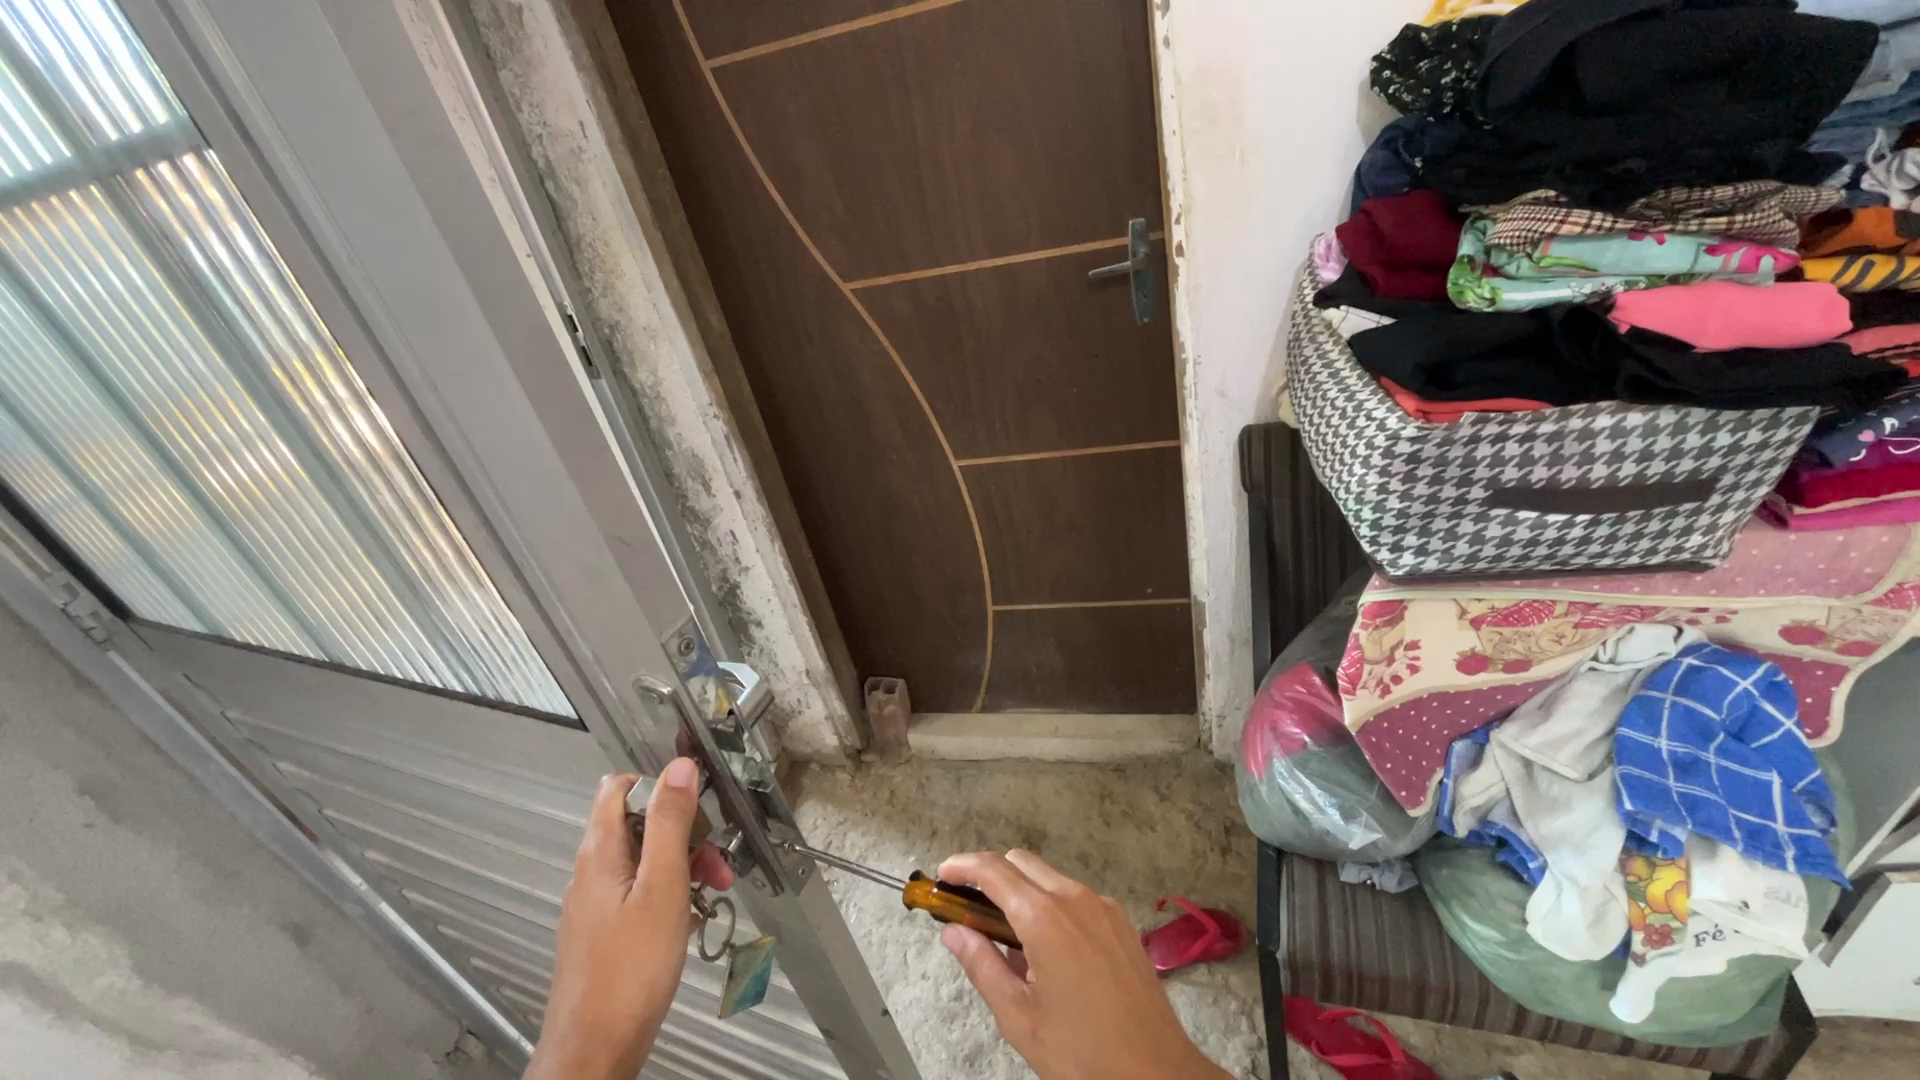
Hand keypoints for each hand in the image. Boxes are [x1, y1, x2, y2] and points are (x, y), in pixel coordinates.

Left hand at [525, 760, 733, 1079]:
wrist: (595, 1048)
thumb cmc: (631, 967)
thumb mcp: (662, 885)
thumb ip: (670, 823)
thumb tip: (679, 767)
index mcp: (600, 851)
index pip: (620, 788)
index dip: (659, 785)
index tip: (696, 806)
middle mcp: (591, 871)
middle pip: (639, 825)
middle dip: (684, 833)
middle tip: (715, 863)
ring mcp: (595, 903)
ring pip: (644, 861)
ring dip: (682, 866)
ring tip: (713, 892)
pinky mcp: (603, 931)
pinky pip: (640, 893)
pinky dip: (669, 894)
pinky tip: (690, 919)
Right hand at [938, 850, 1230, 1079]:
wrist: (1156, 1073)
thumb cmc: (1081, 1052)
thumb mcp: (1019, 1016)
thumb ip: (981, 965)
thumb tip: (953, 930)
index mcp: (1044, 918)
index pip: (992, 870)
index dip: (962, 867)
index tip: (942, 876)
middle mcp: (1075, 897)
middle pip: (1020, 862)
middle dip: (989, 875)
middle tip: (969, 909)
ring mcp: (1103, 906)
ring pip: (1048, 877)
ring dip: (1021, 890)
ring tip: (1007, 940)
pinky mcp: (1121, 920)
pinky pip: (1075, 896)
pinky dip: (1050, 904)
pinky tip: (1046, 949)